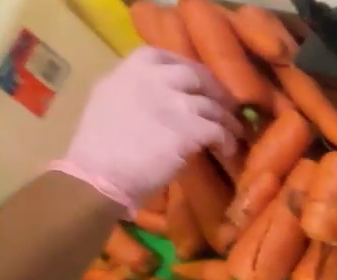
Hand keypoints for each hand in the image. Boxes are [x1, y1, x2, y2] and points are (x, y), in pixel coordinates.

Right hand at [49, 48, 241, 208]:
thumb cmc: (104, 142)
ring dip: (229, 122)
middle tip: (228, 108)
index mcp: (125, 73)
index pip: (160, 54)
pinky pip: (221, 131)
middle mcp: (149, 82)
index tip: (203, 82)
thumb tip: (169, 93)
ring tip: (234, 134)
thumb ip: (138, 91)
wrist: (102, 169)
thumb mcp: (113, 101)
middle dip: (217, 92)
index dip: (188, 66)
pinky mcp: (188, 130)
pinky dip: (229, 141)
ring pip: (214, 106)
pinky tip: (227, 151)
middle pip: (195, 76)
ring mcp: (170, 104)